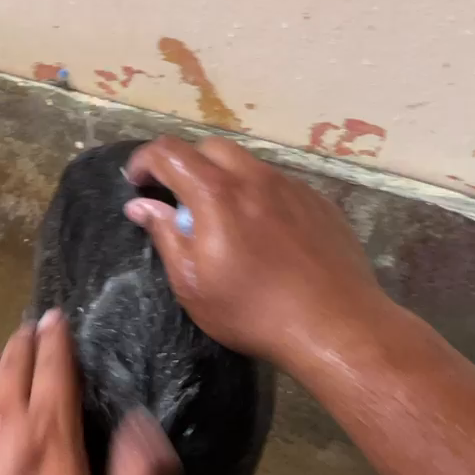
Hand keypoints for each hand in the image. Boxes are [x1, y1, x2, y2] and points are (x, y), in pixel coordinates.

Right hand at [123, 136, 395, 365]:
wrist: (337, 327)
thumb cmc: (252, 309)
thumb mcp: (191, 281)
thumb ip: (164, 234)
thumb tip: (141, 206)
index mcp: (216, 193)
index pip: (169, 151)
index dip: (145, 160)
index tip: (137, 183)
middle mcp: (255, 178)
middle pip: (210, 147)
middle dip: (185, 163)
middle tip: (178, 199)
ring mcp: (292, 187)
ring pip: (247, 163)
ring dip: (223, 178)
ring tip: (222, 218)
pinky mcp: (319, 203)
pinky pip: (278, 184)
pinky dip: (257, 194)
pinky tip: (263, 232)